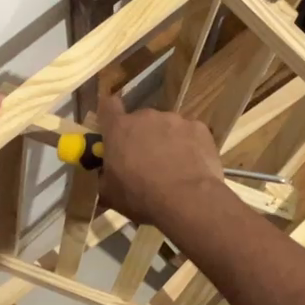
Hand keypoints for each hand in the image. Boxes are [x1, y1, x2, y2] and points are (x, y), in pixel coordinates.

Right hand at [96, 92, 228, 227]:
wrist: (188, 199)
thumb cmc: (141, 196)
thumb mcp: (110, 193)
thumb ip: (104, 177)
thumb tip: (105, 177)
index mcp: (119, 128)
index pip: (108, 106)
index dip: (109, 114)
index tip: (112, 127)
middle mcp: (146, 116)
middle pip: (140, 121)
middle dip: (142, 136)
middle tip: (146, 161)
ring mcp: (175, 120)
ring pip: (167, 127)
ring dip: (166, 141)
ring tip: (173, 168)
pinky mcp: (199, 128)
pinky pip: (190, 134)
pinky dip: (190, 146)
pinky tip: (192, 167)